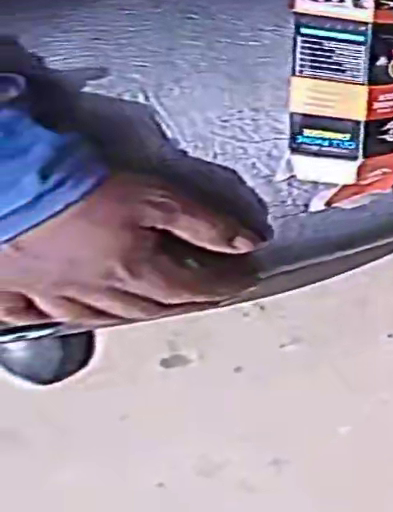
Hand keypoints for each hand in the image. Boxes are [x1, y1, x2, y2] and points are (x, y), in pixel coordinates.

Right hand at [0, 173, 261, 326]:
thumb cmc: (82, 193)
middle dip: (187, 304)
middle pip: (147, 308)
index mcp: (129, 271)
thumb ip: (210, 226)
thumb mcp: (164, 202)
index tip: (246, 280)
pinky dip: (56, 320)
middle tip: (212, 296)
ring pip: (94, 316)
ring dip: (133, 315)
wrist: (3, 191)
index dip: (224, 286)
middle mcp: (86, 289)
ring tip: (159, 308)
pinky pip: (29, 316)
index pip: (190, 289)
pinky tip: (69, 317)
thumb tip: (248, 244)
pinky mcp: (2, 287)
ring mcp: (40, 292)